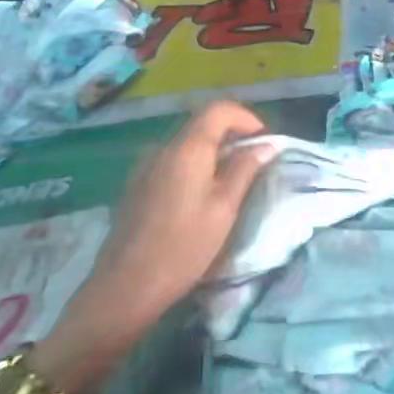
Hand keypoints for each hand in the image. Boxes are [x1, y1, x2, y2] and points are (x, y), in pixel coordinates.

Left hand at [37, 102, 272, 393]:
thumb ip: (244, 170)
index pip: (219, 109)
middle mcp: (163, 146)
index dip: (246, 118)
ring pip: (186, 143)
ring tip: (231, 180)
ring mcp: (145, 164)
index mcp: (187, 148)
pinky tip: (199, 194)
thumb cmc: (184, 246)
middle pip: (201, 124)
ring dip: (212, 151)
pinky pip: (171, 160)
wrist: (127, 283)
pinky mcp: (137, 183)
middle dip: (232, 134)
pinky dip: (193, 165)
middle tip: (254, 161)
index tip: (265, 141)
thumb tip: (266, 145)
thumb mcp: (224, 208)